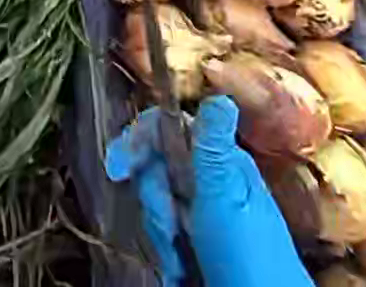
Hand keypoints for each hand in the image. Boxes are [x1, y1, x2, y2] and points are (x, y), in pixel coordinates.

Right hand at [105, 96, 311, 286]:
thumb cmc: (249, 256)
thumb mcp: (225, 197)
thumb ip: (213, 145)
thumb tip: (221, 95)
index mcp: (220, 159)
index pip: (166, 128)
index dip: (137, 141)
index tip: (117, 168)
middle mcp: (210, 178)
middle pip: (156, 165)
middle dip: (153, 197)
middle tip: (169, 229)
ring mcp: (204, 210)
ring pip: (157, 200)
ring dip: (159, 230)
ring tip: (178, 260)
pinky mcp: (197, 241)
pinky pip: (164, 230)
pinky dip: (165, 250)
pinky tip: (177, 270)